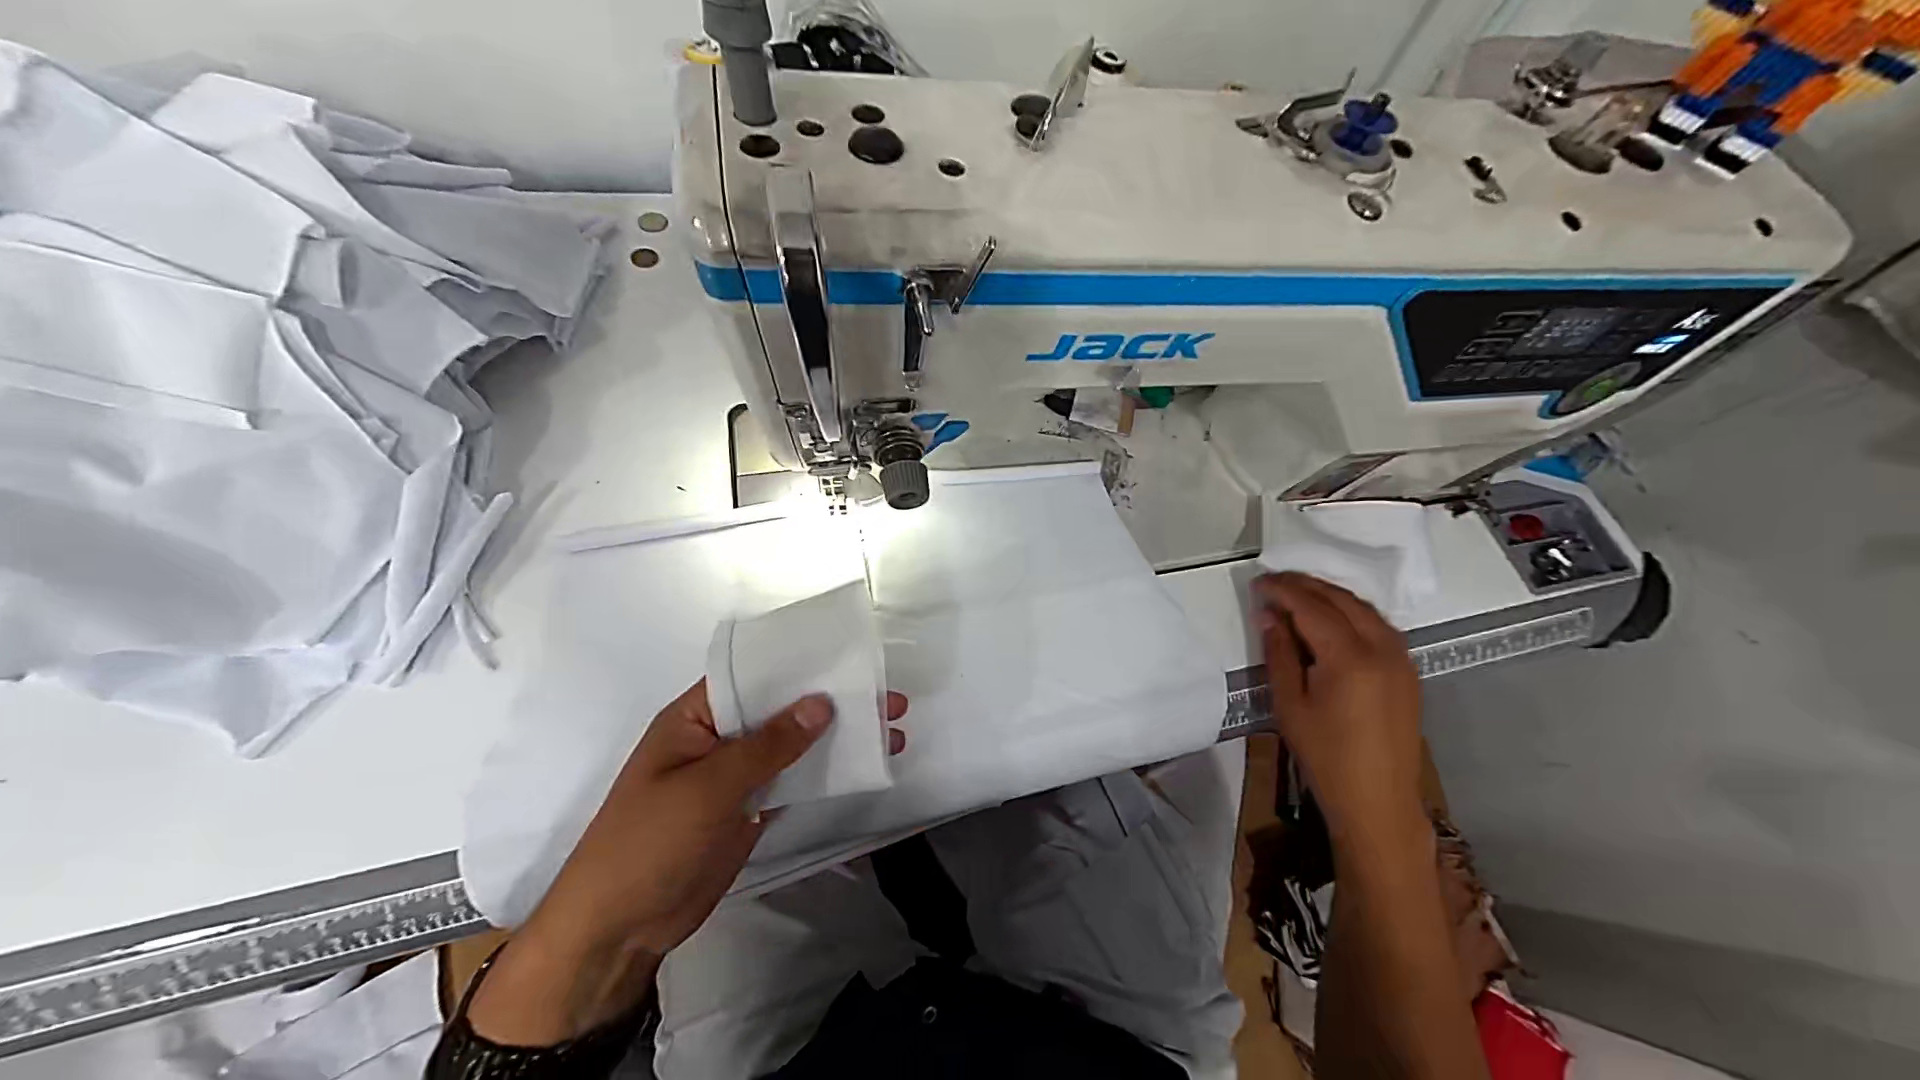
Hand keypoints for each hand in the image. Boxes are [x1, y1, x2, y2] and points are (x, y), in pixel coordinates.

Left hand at [468, 680, 908, 1044]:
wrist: (618, 931)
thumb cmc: (649, 842)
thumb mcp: (707, 787)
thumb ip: (767, 746)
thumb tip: (821, 704)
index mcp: (695, 718)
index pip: (751, 676)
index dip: (797, 664)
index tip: (849, 655)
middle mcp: (718, 739)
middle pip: (780, 710)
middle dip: (830, 700)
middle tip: (888, 696)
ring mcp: (735, 777)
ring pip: (792, 746)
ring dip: (836, 736)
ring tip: (890, 726)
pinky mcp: (751, 810)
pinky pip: (793, 781)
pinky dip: (825, 771)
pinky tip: (863, 762)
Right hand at [1252, 572, 1424, 846]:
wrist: (1377, 800)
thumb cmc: (1325, 755)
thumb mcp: (1290, 704)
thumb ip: (1280, 654)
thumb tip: (1270, 616)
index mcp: (1350, 658)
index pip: (1313, 607)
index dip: (1284, 591)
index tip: (1259, 583)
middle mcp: (1382, 649)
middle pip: (1342, 601)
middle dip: (1307, 586)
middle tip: (1275, 582)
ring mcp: (1401, 659)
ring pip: (1364, 610)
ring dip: (1330, 595)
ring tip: (1299, 594)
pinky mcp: (1407, 671)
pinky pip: (1378, 626)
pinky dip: (1351, 612)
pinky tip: (1332, 619)